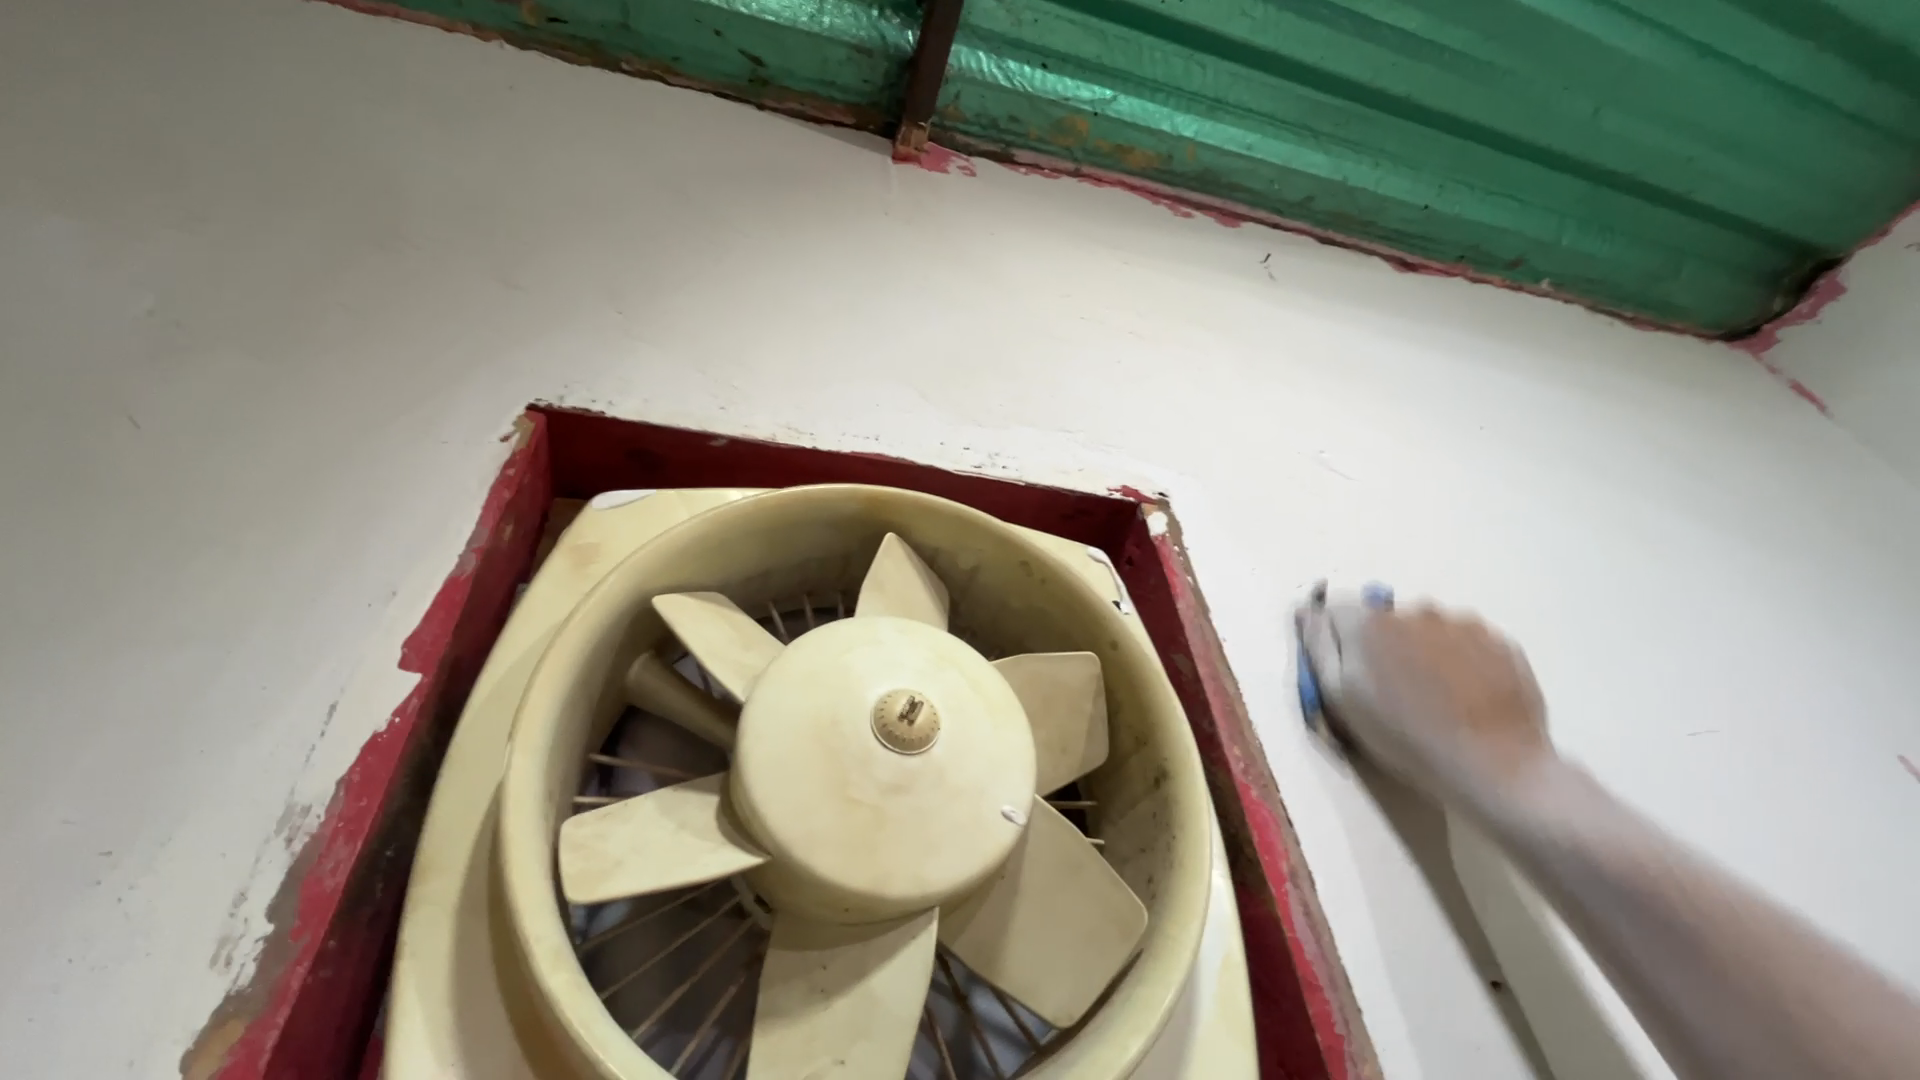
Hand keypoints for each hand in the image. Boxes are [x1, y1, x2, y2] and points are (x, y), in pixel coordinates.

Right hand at [1296, 592, 1554, 810]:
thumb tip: (1305, 609)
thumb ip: (1318, 646)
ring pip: (1425, 626)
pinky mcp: (1499, 638)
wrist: (1495, 765)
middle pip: (1382, 616)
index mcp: (1367, 622)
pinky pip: (1465, 639)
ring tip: (1435, 693)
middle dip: (1382, 643)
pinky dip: (1460, 658)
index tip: (1349, 671)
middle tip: (1394, 689)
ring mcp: (1460, 621)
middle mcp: (1412, 607)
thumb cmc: (1403, 737)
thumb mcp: (1339, 699)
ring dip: (1422, 649)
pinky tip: (1467, 693)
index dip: (1336, 638)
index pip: (1334, 608)